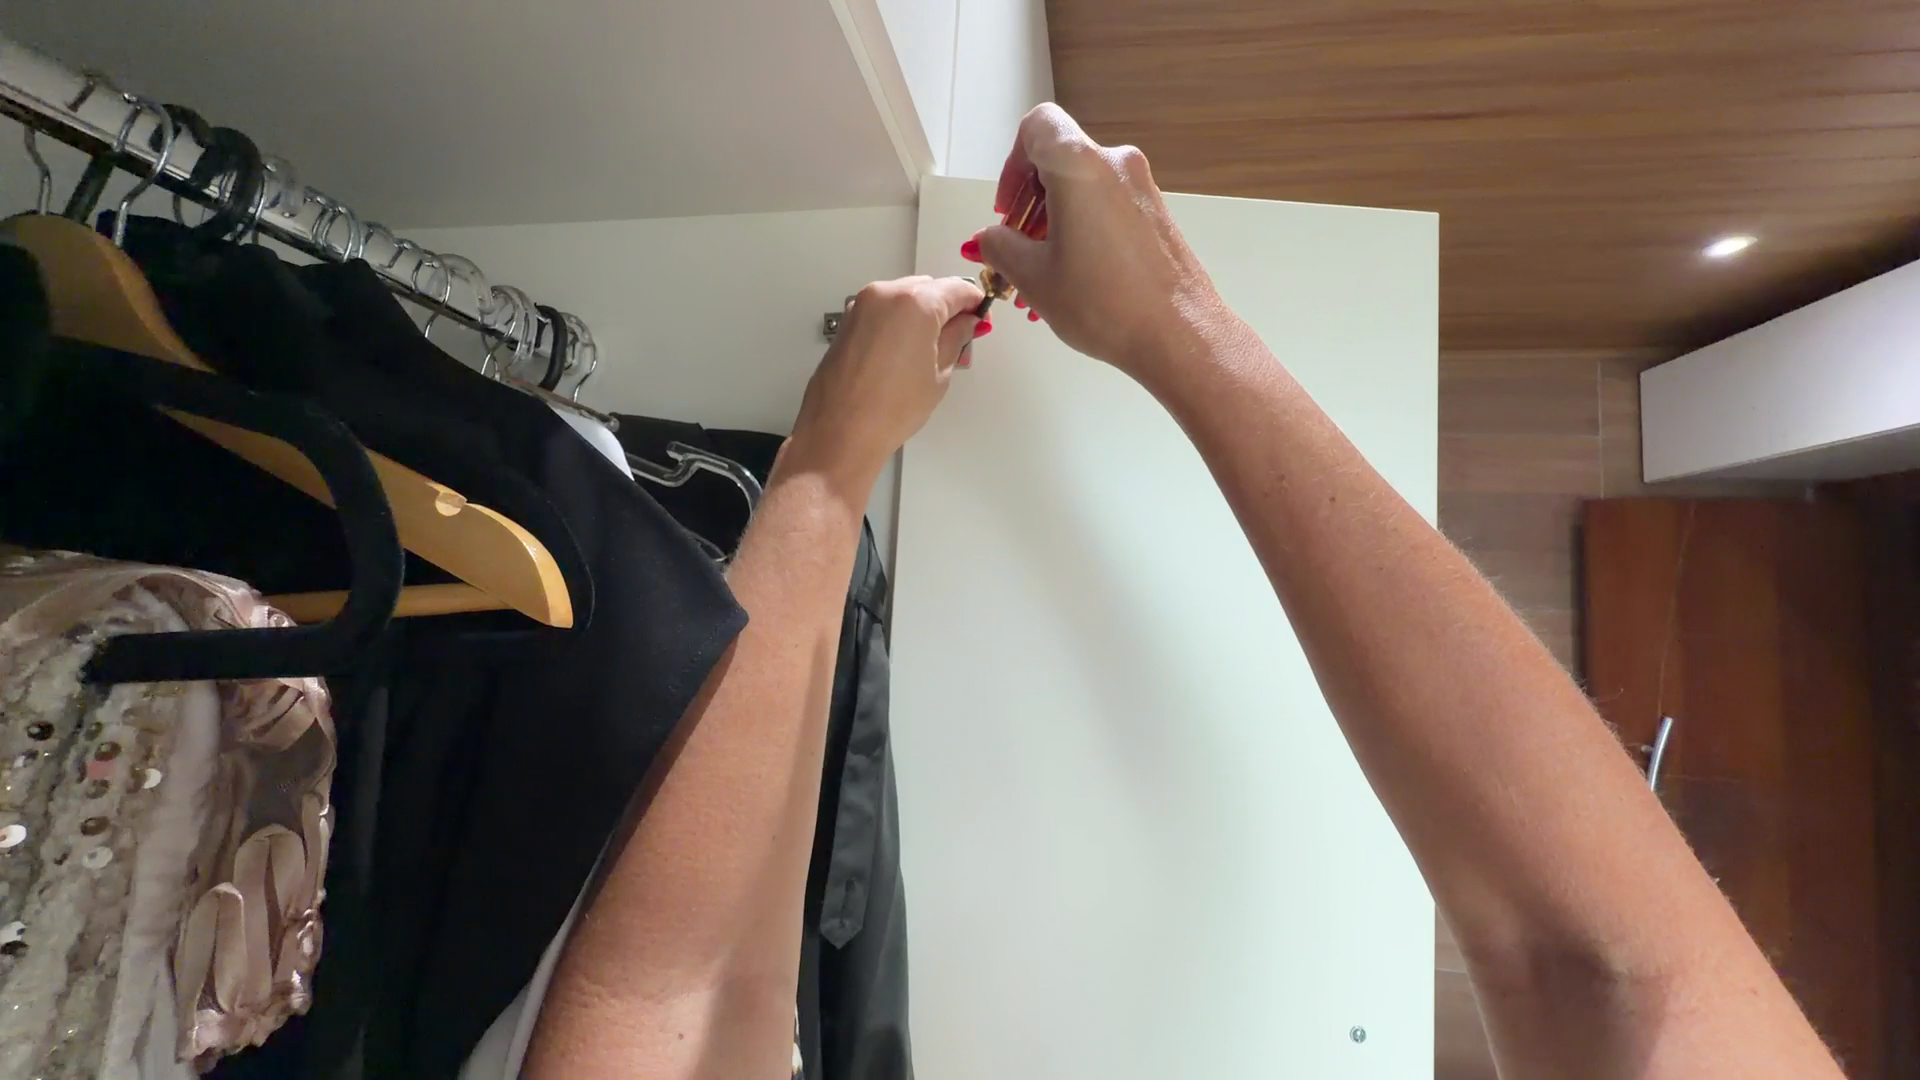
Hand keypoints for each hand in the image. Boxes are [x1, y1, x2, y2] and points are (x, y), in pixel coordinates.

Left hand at [787, 275, 986, 488]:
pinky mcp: (847, 321)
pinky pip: (883, 310)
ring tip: (929, 349)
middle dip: (946, 307)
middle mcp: (886, 294)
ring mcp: (862, 305)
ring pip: (904, 297)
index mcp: (915, 303)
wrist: (842, 431)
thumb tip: (965, 324)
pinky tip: (904, 351)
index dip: (973, 303)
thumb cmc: (893, 408)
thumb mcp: (939, 374)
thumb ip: (955, 339)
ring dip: (921, 314)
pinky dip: (898, 321)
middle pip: (928, 288)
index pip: (956, 289)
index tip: (980, 319)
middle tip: (958, 337)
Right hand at [965, 103, 1225, 387]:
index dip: (1011, 166)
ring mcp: (1140, 189)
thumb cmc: (1103, 303)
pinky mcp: (1155, 216)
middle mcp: (1115, 164)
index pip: (1036, 128)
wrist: (1176, 335)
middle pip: (1059, 163)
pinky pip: (1105, 211)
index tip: (1006, 212)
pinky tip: (1070, 282)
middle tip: (1015, 253)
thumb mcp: (1033, 277)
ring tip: (1038, 282)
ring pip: (1081, 193)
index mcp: (1080, 165)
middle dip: (1028, 207)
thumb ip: (1000, 247)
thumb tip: (987, 238)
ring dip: (1051, 229)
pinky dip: (1080, 235)